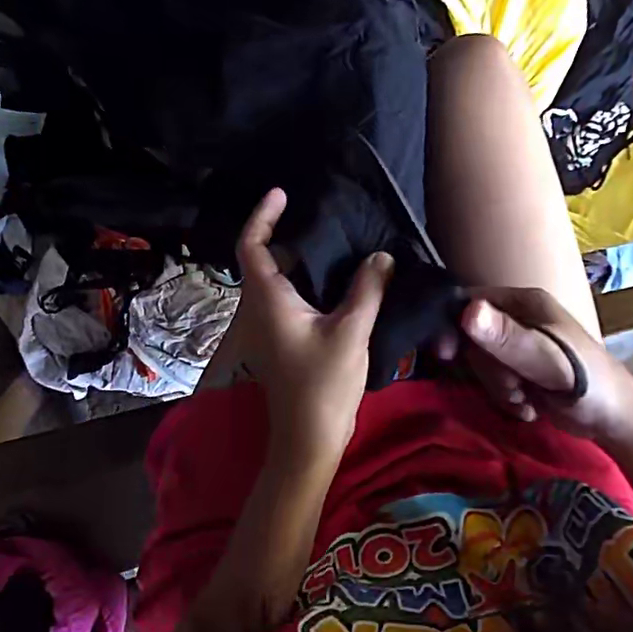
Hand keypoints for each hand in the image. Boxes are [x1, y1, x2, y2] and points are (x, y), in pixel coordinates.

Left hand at [235, 188, 393, 454]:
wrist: (310, 437)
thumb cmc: (323, 384)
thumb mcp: (351, 332)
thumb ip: (367, 289)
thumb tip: (381, 257)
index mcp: (267, 300)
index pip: (251, 245)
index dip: (262, 215)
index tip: (282, 194)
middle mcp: (259, 309)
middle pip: (265, 260)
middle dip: (288, 235)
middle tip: (323, 217)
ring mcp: (268, 327)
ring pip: (278, 281)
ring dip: (301, 261)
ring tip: (337, 243)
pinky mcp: (282, 341)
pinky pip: (289, 299)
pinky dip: (308, 283)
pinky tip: (340, 283)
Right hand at [438, 287, 632, 444]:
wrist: (615, 420)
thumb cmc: (588, 382)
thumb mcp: (547, 361)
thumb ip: (508, 338)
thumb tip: (467, 311)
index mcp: (524, 302)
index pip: (468, 303)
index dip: (454, 328)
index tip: (446, 355)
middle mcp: (518, 318)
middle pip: (472, 339)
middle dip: (489, 370)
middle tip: (516, 384)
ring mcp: (519, 346)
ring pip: (481, 365)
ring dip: (499, 388)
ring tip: (527, 397)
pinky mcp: (520, 371)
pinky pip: (492, 382)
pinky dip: (507, 398)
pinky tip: (529, 405)